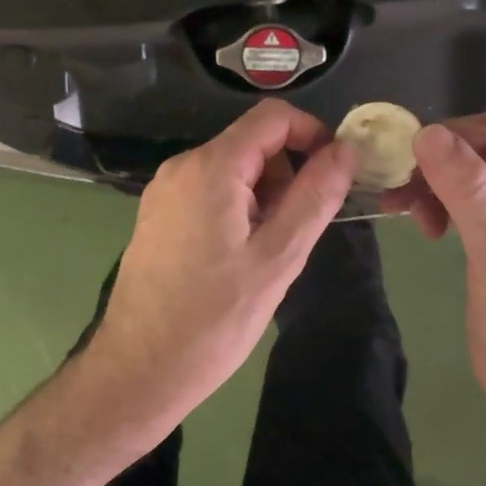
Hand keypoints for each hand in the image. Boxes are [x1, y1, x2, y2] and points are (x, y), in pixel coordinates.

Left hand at [85, 100, 356, 425]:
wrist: (139, 368)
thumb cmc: (214, 317)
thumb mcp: (278, 257)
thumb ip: (315, 196)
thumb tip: (346, 150)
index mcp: (210, 167)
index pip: (272, 117)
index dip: (312, 134)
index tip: (335, 175)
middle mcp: (181, 167)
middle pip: (250, 144)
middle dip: (287, 175)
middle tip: (299, 231)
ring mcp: (164, 193)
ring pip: (231, 171)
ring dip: (264, 198)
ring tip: (268, 255)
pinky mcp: (157, 218)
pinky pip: (209, 194)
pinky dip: (237, 211)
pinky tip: (239, 261)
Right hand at [383, 114, 485, 485]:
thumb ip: (467, 189)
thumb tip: (426, 132)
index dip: (451, 136)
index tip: (403, 156)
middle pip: (480, 155)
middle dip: (435, 164)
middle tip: (395, 189)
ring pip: (467, 181)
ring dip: (432, 187)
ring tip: (401, 211)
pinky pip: (465, 209)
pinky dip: (439, 210)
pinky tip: (424, 228)